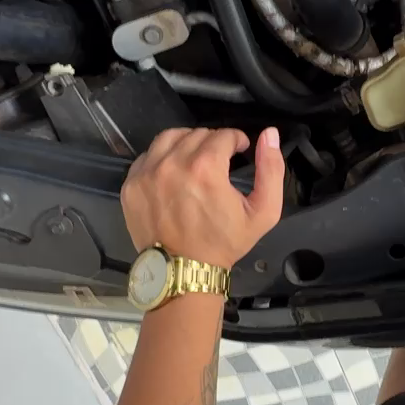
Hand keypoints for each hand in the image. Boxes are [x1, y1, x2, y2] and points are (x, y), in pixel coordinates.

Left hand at [122, 127, 284, 269]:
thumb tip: (270, 134)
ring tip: (195, 160)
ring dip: (187, 143)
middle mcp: (173, 164)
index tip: (239, 151)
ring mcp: (148, 174)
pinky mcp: (132, 185)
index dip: (236, 140)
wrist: (185, 271)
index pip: (224, 135)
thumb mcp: (264, 212)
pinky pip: (148, 156)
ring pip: (169, 138)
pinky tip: (173, 173)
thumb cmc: (225, 242)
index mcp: (206, 168)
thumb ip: (272, 170)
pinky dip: (163, 158)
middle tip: (220, 161)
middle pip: (197, 134)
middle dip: (213, 143)